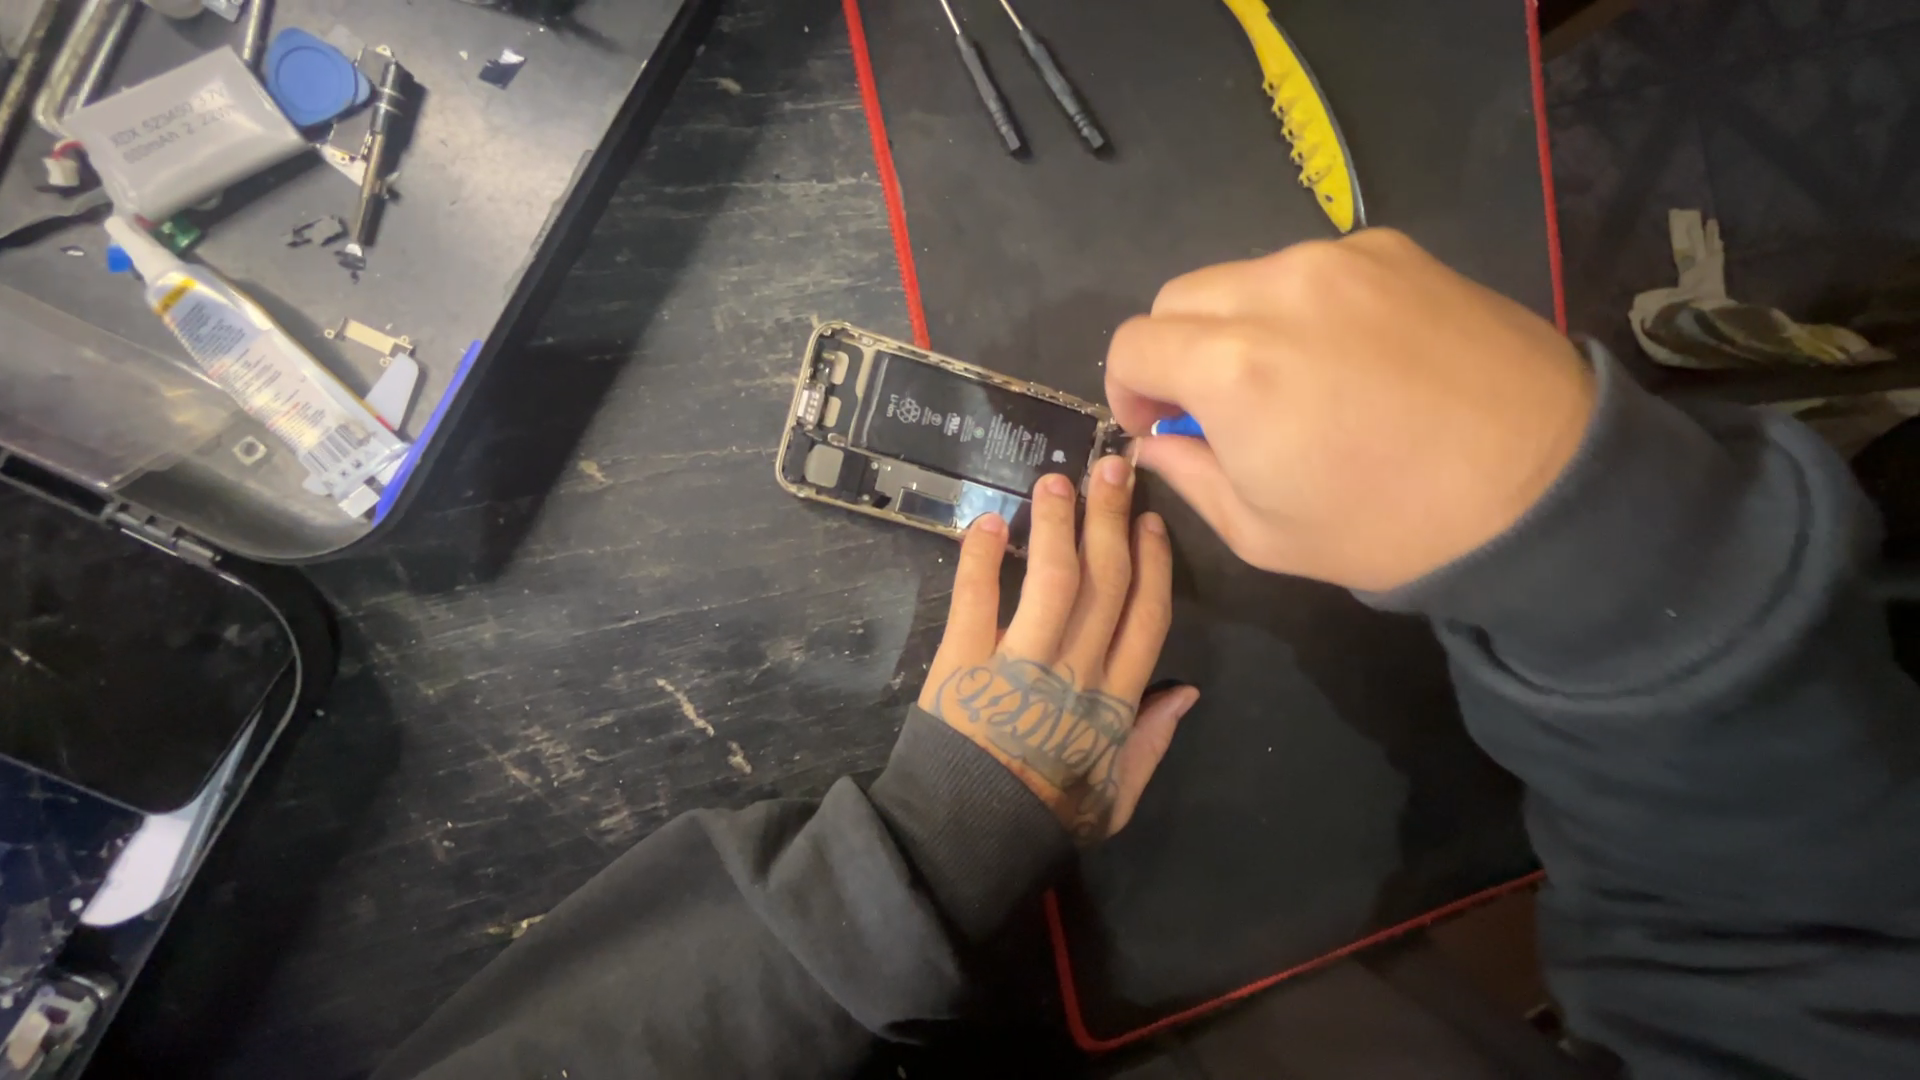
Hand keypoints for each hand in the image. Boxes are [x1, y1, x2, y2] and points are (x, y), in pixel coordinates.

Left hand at [918, 458, 1194, 841]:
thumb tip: (1188, 690)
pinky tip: (988, 522)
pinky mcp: (964, 661)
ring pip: (1052, 578)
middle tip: (1110, 466)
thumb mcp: (1118, 794)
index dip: (1152, 562)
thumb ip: (1153, 741)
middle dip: (1110, 518)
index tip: (1149, 522)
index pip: (1146, 615)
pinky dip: (981, 557)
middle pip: (1105, 581)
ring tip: (1056, 482)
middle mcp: (1076, 670)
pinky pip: (976, 597)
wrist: (967, 839)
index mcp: (1116, 700)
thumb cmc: (1046, 815)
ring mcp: (1020, 663)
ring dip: (1056, 524)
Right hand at [1104, 228, 1596, 590]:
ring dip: (1230, 325)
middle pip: (1175, 298)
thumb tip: (1154, 440)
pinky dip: (1293, 306)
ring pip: (1239, 277)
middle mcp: (1277, 291)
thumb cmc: (1386, 525)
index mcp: (1232, 369)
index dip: (1126, 388)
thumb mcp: (1259, 530)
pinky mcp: (1394, 250)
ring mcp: (1340, 260)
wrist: (1543, 489)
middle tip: (1209, 404)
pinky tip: (1341, 354)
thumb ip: (1185, 474)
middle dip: (1171, 351)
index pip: (1132, 344)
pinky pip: (1306, 268)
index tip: (1157, 424)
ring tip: (1282, 378)